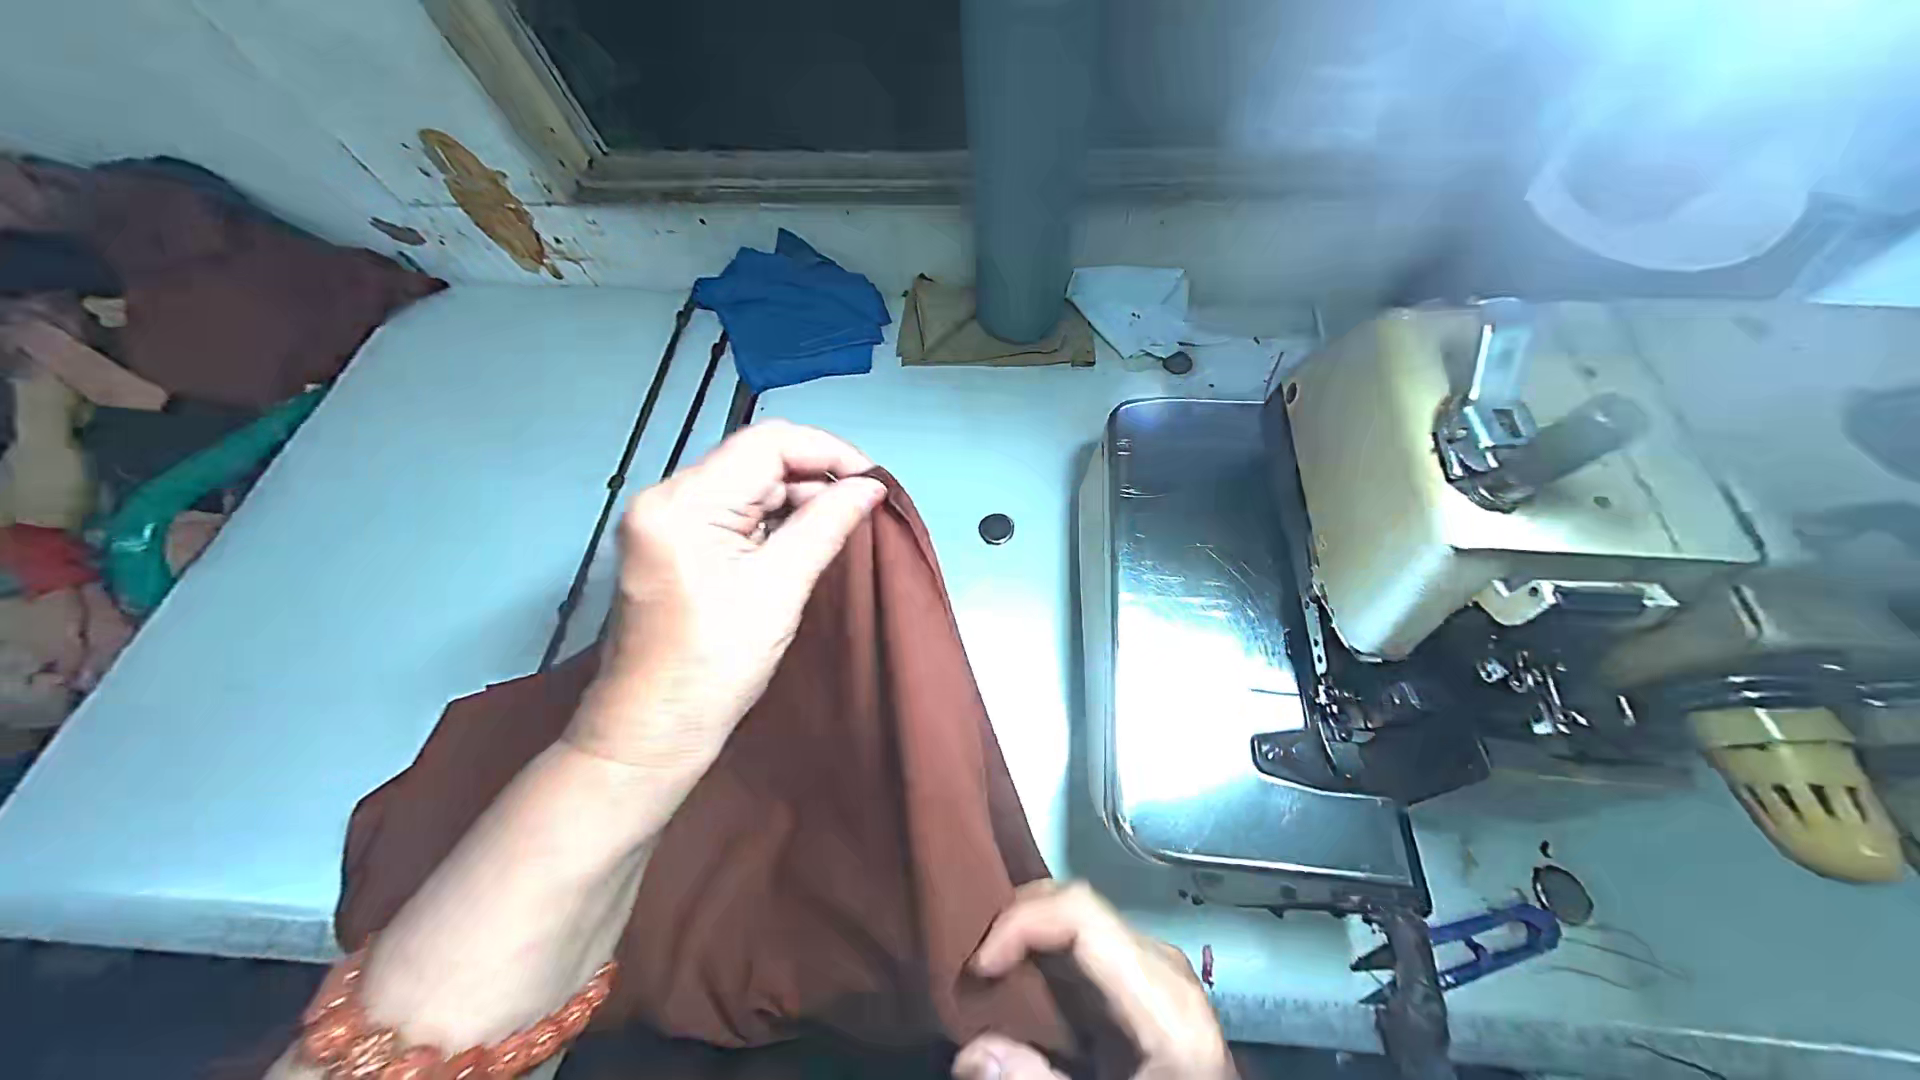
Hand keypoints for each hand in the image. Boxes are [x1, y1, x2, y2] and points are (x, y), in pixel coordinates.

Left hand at [563, 420, 886, 775]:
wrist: (650, 733)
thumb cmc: (714, 668)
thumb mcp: (780, 589)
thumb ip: (827, 525)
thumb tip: (872, 486)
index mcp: (683, 504)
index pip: (766, 443)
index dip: (827, 452)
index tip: (872, 480)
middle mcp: (665, 498)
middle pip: (754, 459)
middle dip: (813, 476)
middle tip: (860, 508)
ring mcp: (664, 520)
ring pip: (745, 484)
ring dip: (795, 498)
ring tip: (836, 527)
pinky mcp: (670, 542)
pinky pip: (731, 511)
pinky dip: (771, 519)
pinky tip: (800, 538)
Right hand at [954, 882, 1232, 1079]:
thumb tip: (969, 1054)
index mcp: (1164, 999)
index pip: (1082, 915)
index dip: (1021, 922)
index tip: (979, 965)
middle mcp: (1163, 967)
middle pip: (1077, 906)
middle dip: (1017, 923)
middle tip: (975, 965)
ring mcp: (1157, 970)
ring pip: (1079, 919)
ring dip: (1028, 935)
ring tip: (988, 971)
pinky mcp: (1146, 983)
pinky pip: (1087, 946)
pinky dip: (1046, 955)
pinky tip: (1021, 985)